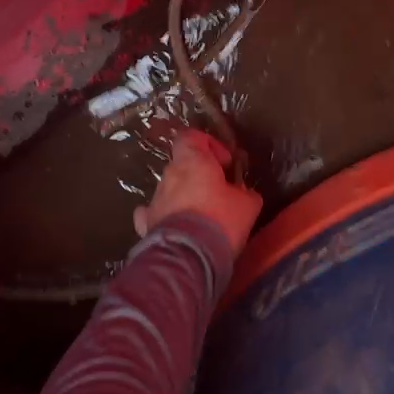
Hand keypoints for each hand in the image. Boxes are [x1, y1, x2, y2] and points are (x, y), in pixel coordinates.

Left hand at [135, 129, 260, 252]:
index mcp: (192, 161)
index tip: (224, 162)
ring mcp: (154, 199)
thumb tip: (243, 193)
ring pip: (169, 189)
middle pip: (181, 164)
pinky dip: (164, 215)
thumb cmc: (220, 221)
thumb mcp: (247, 205)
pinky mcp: (146, 223)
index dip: (208, 143)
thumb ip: (245, 192)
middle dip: (199, 175)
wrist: (187, 257)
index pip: (191, 136)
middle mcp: (169, 175)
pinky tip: (174, 225)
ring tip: (202, 216)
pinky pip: (152, 213)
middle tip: (218, 191)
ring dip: (184, 196)